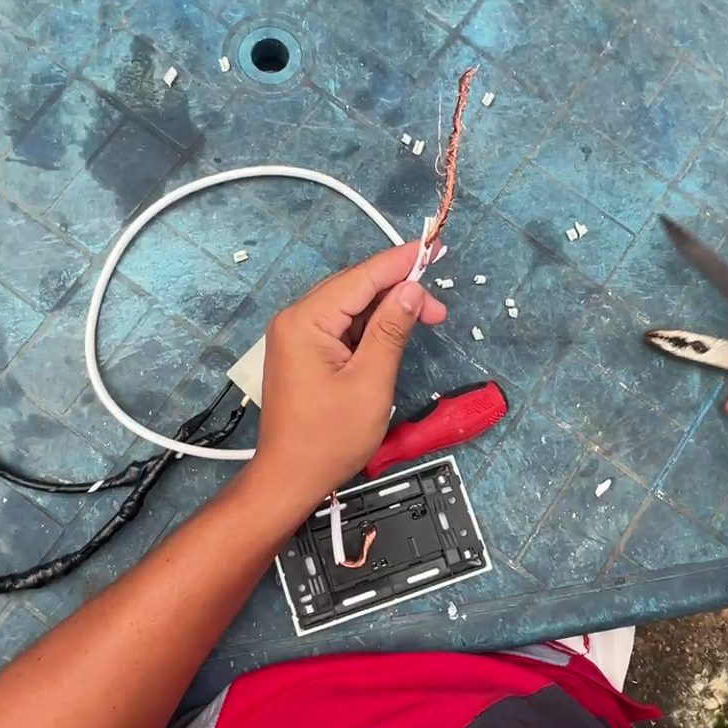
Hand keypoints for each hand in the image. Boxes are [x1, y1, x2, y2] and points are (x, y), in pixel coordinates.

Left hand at [247, 242, 446, 511]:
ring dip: (386, 311)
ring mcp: (295, 337)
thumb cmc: (329, 439)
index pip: (360, 279)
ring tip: (424, 320)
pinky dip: (368, 328)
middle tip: (438, 309)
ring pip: (349, 308)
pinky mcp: (301, 353)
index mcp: (305, 322)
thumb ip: (391, 331)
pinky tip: (393, 334)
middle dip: (397, 291)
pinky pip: (340, 327)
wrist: (290, 478)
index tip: (432, 249)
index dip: (399, 263)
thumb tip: (410, 290)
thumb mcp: (370, 382)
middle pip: (354, 289)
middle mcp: (294, 320)